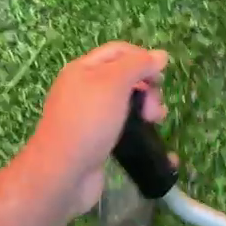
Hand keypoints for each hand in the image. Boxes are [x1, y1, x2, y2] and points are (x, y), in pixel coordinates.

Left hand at [21, 42, 168, 216]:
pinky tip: (147, 133)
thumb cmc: (88, 122)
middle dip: (146, 85)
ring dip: (145, 105)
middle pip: (124, 75)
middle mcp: (84, 88)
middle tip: (154, 106)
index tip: (161, 76)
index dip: (142, 58)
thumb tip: (160, 55)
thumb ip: (138, 65)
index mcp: (83, 69)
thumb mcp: (114, 83)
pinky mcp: (96, 138)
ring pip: (125, 100)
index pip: (119, 51)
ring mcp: (89, 115)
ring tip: (154, 120)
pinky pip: (121, 123)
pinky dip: (136, 124)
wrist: (63, 174)